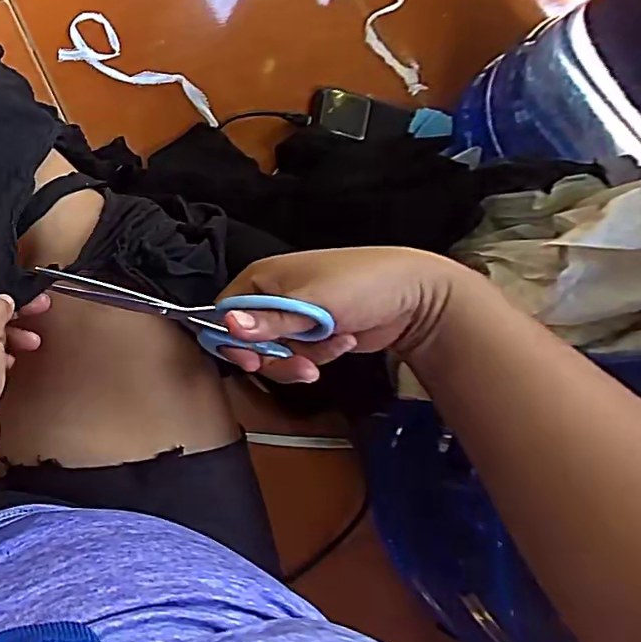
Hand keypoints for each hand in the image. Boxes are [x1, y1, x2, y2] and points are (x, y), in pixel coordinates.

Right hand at [214, 248, 468, 383]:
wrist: (415, 296)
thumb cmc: (363, 284)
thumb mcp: (313, 304)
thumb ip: (270, 320)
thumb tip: (230, 326)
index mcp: (262, 278)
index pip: (225, 313)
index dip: (234, 340)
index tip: (252, 359)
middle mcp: (272, 295)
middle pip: (248, 340)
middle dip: (275, 357)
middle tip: (300, 363)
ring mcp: (293, 315)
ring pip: (274, 353)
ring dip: (303, 358)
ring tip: (333, 344)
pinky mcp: (311, 332)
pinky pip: (299, 356)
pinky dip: (320, 355)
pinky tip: (344, 341)